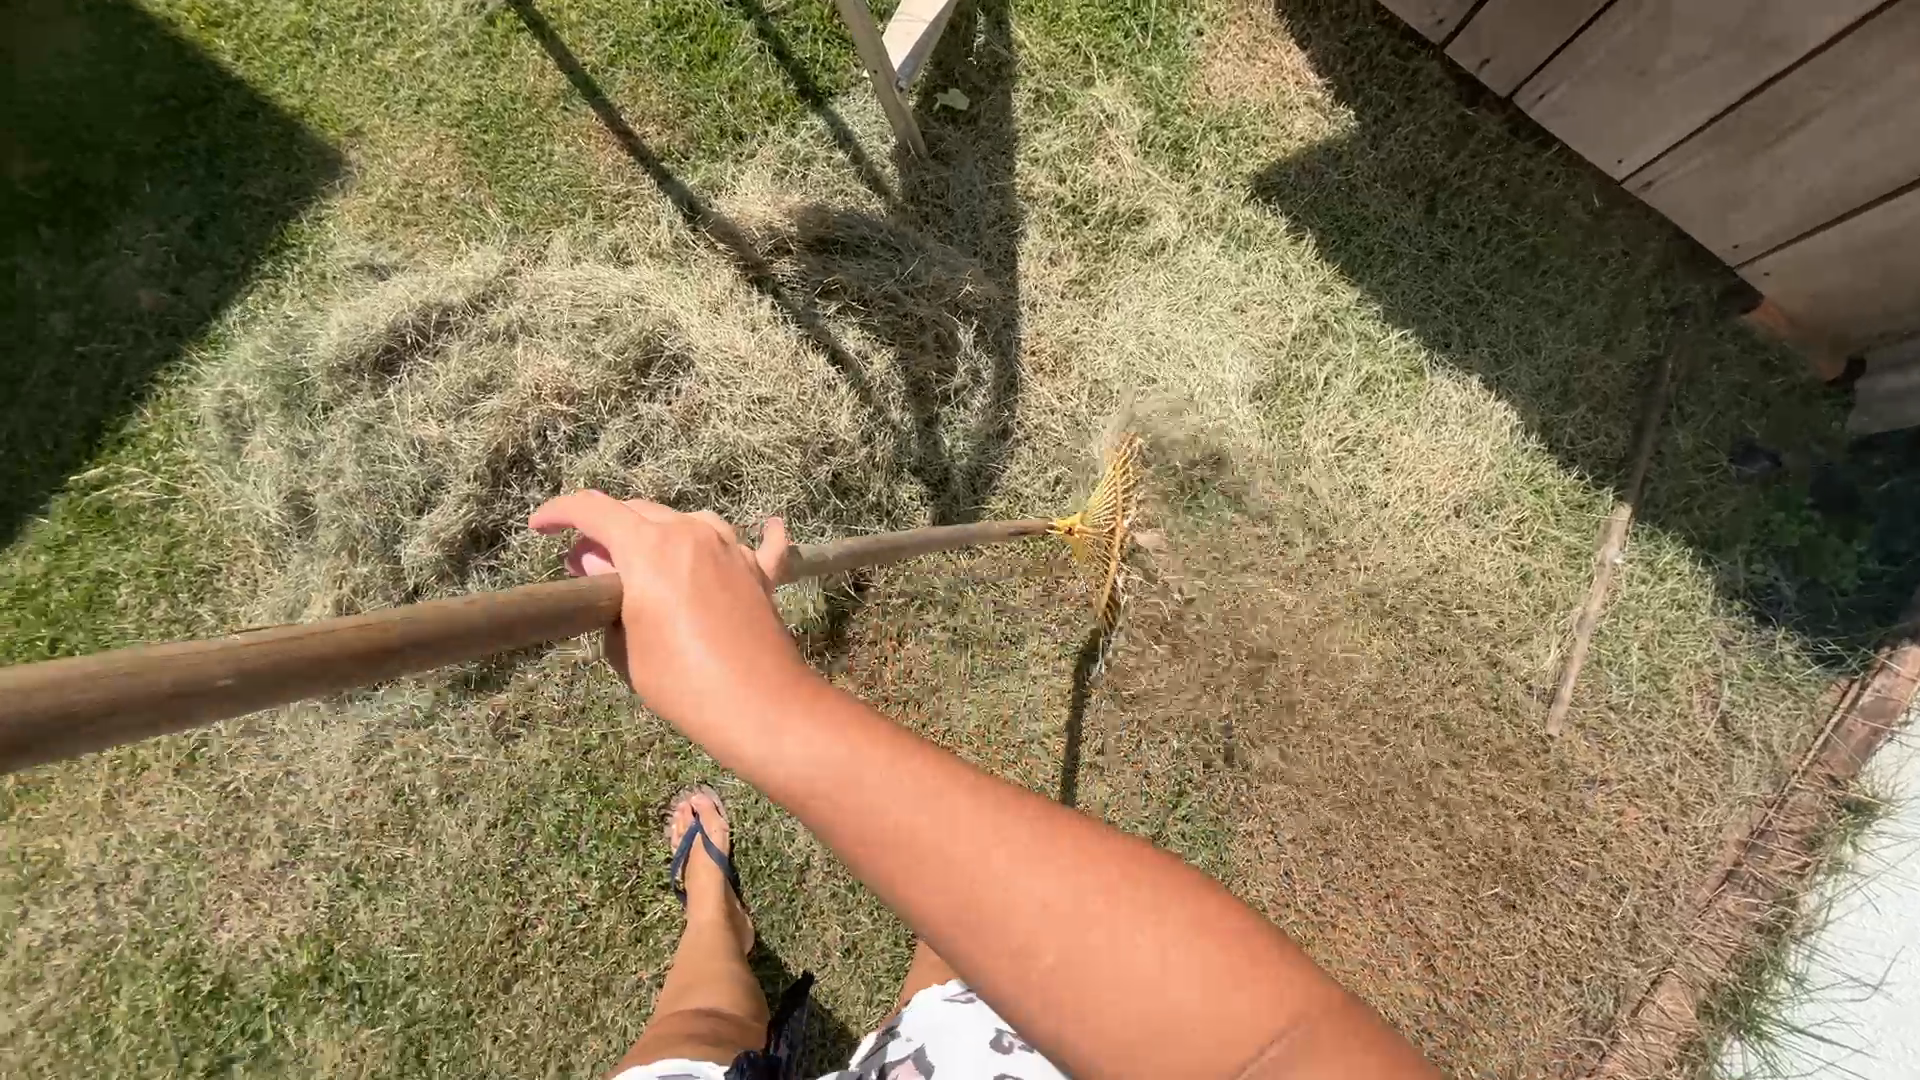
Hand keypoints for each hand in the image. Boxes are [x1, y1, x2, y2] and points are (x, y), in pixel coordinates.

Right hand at [528, 491, 807, 732]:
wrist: (755, 700)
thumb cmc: (679, 679)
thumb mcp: (623, 643)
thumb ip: (611, 598)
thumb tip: (608, 570)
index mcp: (650, 547)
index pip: (594, 510)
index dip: (560, 512)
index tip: (541, 527)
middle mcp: (693, 534)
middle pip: (642, 513)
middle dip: (608, 530)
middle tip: (590, 564)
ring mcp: (733, 550)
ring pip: (693, 521)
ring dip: (665, 531)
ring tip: (650, 561)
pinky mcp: (762, 573)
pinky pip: (765, 543)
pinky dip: (763, 533)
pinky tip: (771, 525)